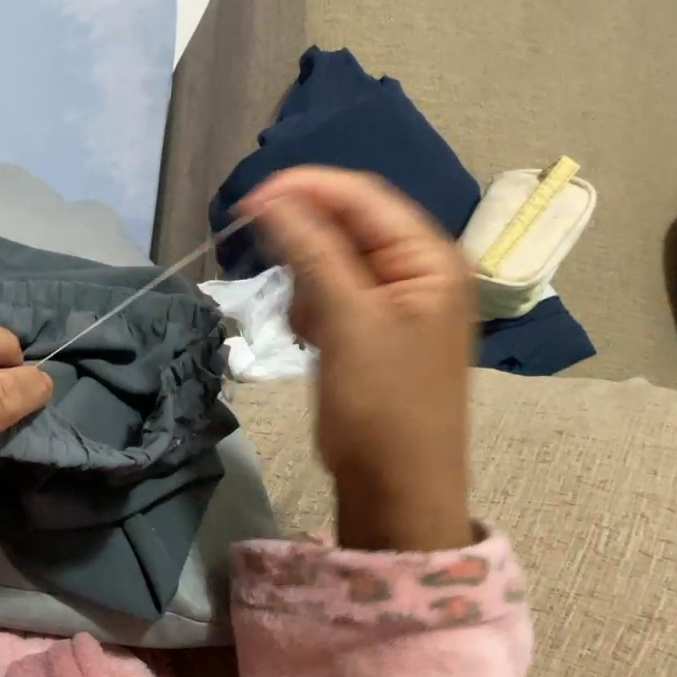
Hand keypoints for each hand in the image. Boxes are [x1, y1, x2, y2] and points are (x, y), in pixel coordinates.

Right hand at [237, 167, 474, 550]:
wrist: (396, 487)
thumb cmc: (380, 406)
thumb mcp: (347, 322)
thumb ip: (313, 253)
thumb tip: (273, 197)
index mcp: (430, 259)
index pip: (363, 198)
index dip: (305, 190)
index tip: (246, 200)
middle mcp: (419, 272)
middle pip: (348, 227)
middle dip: (302, 244)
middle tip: (261, 268)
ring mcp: (397, 303)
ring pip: (334, 264)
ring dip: (305, 283)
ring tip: (301, 325)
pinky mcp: (374, 331)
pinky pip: (334, 298)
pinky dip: (312, 310)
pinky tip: (308, 338)